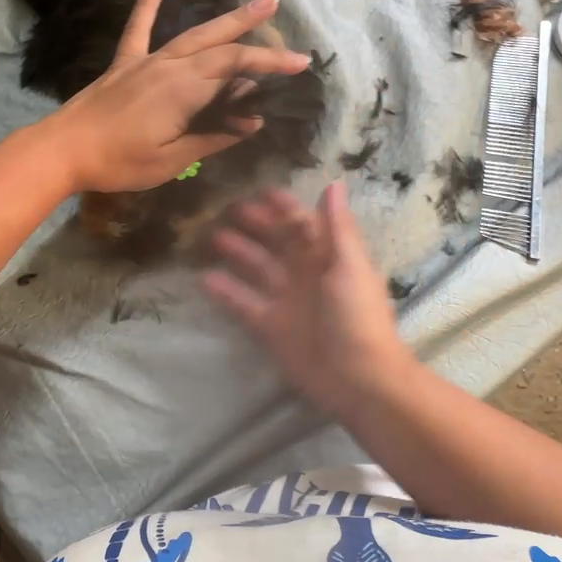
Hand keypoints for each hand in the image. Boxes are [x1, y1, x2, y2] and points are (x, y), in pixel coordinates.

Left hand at [40, 0, 311, 193]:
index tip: (301, 64)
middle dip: (253, 28)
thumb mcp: (171, 160)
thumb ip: (212, 138)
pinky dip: (149, 1)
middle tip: (279, 5)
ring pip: (192, 34)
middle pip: (219, 43)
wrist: (62, 150)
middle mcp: (168, 66)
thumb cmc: (118, 162)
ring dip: (223, 17)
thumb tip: (251, 121)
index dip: (270, 62)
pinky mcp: (123, 64)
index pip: (236, 67)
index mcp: (184, 90)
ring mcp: (145, 62)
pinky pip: (138, 27)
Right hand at [202, 184, 417, 413]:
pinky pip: (243, 303)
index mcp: (328, 257)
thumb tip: (333, 183)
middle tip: (226, 211)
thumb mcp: (350, 266)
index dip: (284, 207)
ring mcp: (286, 301)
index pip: (303, 224)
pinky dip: (226, 292)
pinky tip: (204, 279)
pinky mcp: (269, 326)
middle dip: (255, 226)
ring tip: (212, 238)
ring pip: (257, 269)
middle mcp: (305, 274)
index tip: (260, 192)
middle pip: (276, 243)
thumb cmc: (358, 317)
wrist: (357, 378)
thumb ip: (337, 227)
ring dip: (237, 253)